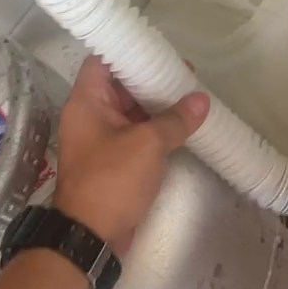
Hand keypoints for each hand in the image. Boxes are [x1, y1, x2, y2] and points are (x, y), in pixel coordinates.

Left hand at [53, 57, 208, 255]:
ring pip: (130, 114)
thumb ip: (175, 119)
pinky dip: (155, 131)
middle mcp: (89, 118)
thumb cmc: (112, 181)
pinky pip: (134, 137)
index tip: (160, 52)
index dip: (130, 53)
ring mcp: (100, 142)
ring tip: (190, 100)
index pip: (102, 62)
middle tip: (186, 77)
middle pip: (119, 87)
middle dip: (151, 81)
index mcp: (86, 103)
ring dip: (157, 107)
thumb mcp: (148, 144)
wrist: (91, 236)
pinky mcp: (112, 164)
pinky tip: (182, 128)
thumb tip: (201, 101)